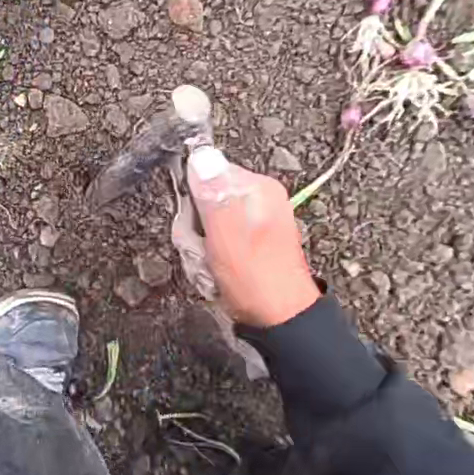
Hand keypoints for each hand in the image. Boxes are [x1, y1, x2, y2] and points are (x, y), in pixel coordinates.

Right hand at [186, 146, 320, 327]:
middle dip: (196, 227)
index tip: (196, 224)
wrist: (281, 319)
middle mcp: (260, 198)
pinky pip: (219, 236)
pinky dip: (213, 254)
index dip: (192, 200)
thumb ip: (212, 193)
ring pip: (208, 219)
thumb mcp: (226, 235)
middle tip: (205, 251)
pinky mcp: (253, 238)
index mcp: (258, 189)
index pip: (207, 173)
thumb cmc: (256, 281)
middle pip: (206, 197)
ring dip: (202, 244)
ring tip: (213, 265)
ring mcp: (257, 218)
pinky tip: (219, 270)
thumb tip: (201, 154)